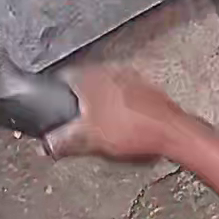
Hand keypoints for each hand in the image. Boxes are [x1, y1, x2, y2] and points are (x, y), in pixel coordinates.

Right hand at [45, 67, 196, 162]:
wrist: (172, 133)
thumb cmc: (135, 130)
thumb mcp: (89, 141)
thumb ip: (63, 141)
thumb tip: (47, 145)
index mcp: (93, 78)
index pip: (66, 75)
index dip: (56, 89)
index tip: (53, 96)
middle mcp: (113, 73)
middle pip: (88, 81)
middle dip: (81, 98)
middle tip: (77, 115)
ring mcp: (133, 79)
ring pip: (108, 87)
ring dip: (102, 101)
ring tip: (101, 123)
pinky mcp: (149, 90)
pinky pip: (127, 96)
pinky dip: (121, 107)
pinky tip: (124, 124)